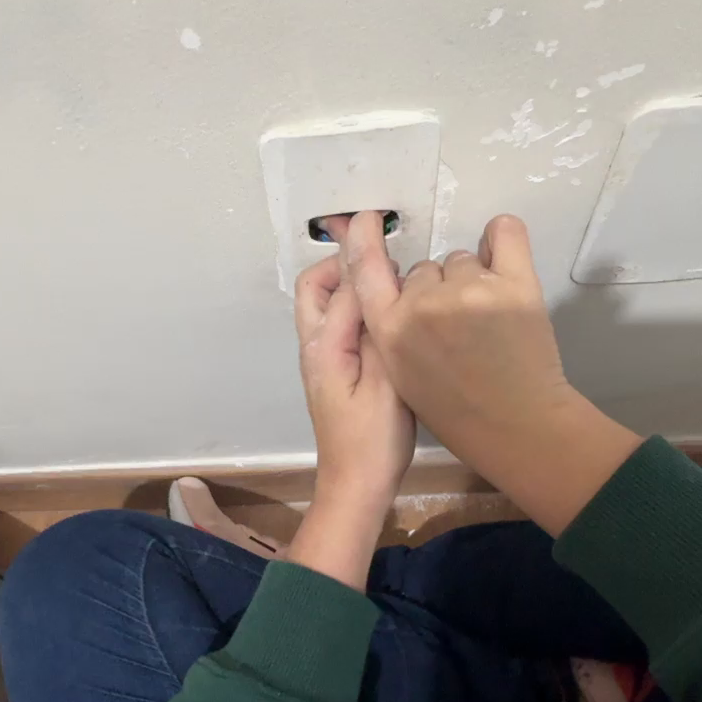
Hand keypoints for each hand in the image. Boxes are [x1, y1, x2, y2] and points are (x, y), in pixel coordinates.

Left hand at [286, 212, 415, 587]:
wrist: (356, 484)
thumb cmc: (374, 439)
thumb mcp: (384, 380)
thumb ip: (376, 327)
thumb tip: (374, 278)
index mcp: (325, 346)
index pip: (339, 283)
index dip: (358, 248)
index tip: (374, 217)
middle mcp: (314, 348)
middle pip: (314, 289)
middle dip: (340, 263)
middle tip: (379, 256)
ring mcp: (320, 362)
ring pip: (323, 307)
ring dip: (347, 284)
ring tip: (388, 280)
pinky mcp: (332, 374)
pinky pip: (336, 326)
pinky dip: (354, 308)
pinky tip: (386, 315)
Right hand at [343, 214, 640, 533]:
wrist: (513, 425)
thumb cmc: (452, 409)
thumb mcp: (400, 374)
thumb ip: (391, 330)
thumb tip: (401, 292)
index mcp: (389, 330)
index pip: (365, 268)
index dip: (363, 239)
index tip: (367, 219)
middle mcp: (422, 304)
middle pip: (425, 270)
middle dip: (437, 289)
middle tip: (457, 328)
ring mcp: (469, 291)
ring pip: (462, 260)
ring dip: (470, 279)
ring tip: (485, 322)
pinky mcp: (514, 284)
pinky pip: (505, 233)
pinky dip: (502, 238)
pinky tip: (503, 257)